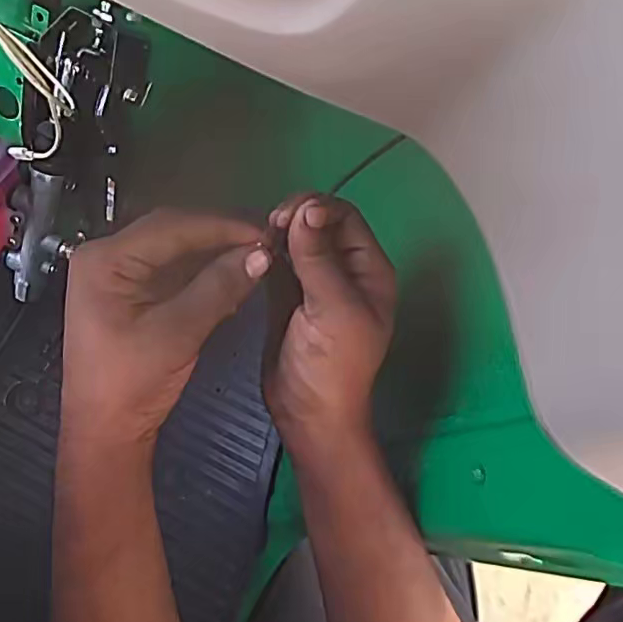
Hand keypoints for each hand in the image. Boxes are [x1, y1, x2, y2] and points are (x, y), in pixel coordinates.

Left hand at [62, 209, 271, 459]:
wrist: (105, 432)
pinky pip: (171, 270)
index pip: (171, 227)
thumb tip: (260, 253)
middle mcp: (105, 258)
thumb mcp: (177, 334)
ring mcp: (116, 276)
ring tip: (254, 253)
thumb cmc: (129, 385)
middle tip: (263, 239)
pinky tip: (230, 273)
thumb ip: (218, 288)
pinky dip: (202, 271)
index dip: (221, 227)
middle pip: (171, 231)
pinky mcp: (130, 294)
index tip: (262, 232)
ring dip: (213, 251)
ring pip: (174, 249)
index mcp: (104, 260)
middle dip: (218, 235)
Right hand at [264, 194, 396, 454]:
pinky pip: (279, 262)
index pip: (345, 217)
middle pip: (320, 223)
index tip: (286, 217)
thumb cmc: (333, 364)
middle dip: (296, 217)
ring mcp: (314, 283)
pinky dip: (267, 253)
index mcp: (368, 269)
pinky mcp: (288, 296)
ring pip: (297, 240)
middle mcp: (344, 270)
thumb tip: (306, 209)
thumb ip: (319, 258)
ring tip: (260, 240)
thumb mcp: (333, 308)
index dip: (317, 209)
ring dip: (279, 233)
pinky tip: (254, 254)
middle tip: (270, 226)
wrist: (309, 413)